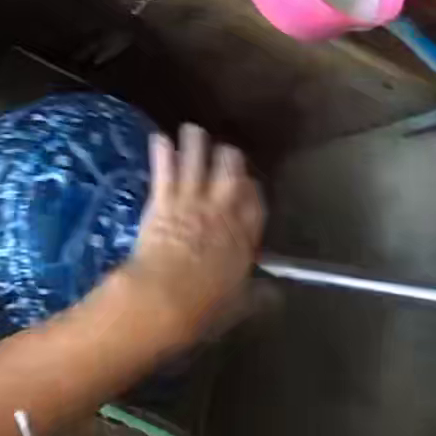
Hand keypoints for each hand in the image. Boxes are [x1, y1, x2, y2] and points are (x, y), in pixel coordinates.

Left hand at [112, 124, 264, 347]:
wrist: (165, 297)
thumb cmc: (202, 307)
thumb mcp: (238, 306)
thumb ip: (257, 296)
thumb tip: (276, 295)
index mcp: (242, 239)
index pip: (254, 206)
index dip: (253, 191)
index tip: (251, 183)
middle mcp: (220, 214)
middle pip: (230, 176)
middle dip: (229, 160)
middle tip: (226, 148)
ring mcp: (191, 203)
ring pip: (197, 166)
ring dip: (196, 145)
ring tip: (193, 128)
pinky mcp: (163, 201)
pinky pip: (165, 171)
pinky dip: (162, 153)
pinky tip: (159, 137)